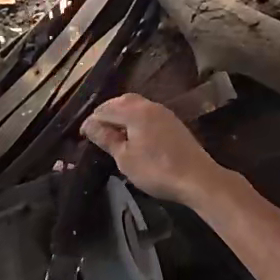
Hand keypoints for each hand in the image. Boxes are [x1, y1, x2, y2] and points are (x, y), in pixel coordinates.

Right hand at [81, 93, 235, 207]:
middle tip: (96, 131)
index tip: (82, 135)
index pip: (105, 109)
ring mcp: (164, 113)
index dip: (91, 121)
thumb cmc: (156, 170)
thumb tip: (90, 125)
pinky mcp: (174, 123)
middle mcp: (150, 105)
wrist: (197, 178)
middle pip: (122, 101)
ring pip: (137, 106)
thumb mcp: (125, 158)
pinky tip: (133, 135)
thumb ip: (106, 138)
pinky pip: (148, 114)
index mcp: (135, 111)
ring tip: (113, 134)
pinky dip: (136, 120)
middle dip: (107, 113)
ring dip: (122, 115)